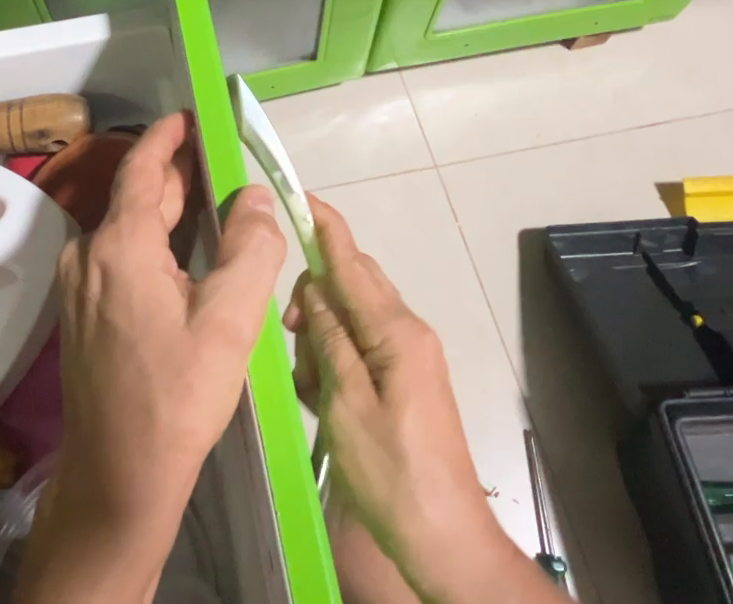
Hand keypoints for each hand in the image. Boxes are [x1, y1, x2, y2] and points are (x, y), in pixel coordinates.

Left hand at [17, 112, 285, 603]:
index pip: (143, 168)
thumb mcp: (229, 321)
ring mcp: (80, 286)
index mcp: (119, 246)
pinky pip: (122, 256)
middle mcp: (89, 255)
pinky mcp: (83, 312)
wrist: (117, 477)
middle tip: (222, 159)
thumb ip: (250, 249)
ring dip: (168, 209)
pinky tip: (185, 254)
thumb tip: (255, 196)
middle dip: (179, 174)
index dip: (170, 136)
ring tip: (213, 201)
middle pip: (138, 197)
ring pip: (129, 228)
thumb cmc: (176, 399)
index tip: (194, 114)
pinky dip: (155, 241)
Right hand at [285, 197, 568, 603]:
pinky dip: (332, 362)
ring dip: (319, 338)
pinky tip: (319, 398)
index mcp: (396, 332)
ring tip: (308, 386)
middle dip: (313, 296)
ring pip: (350, 318)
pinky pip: (358, 349)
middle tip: (288, 334)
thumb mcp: (345, 403)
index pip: (352, 263)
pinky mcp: (402, 381)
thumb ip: (328, 338)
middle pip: (352, 284)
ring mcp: (407, 357)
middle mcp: (406, 333)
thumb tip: (313, 288)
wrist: (443, 537)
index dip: (325, 228)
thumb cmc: (391, 471)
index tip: (299, 196)